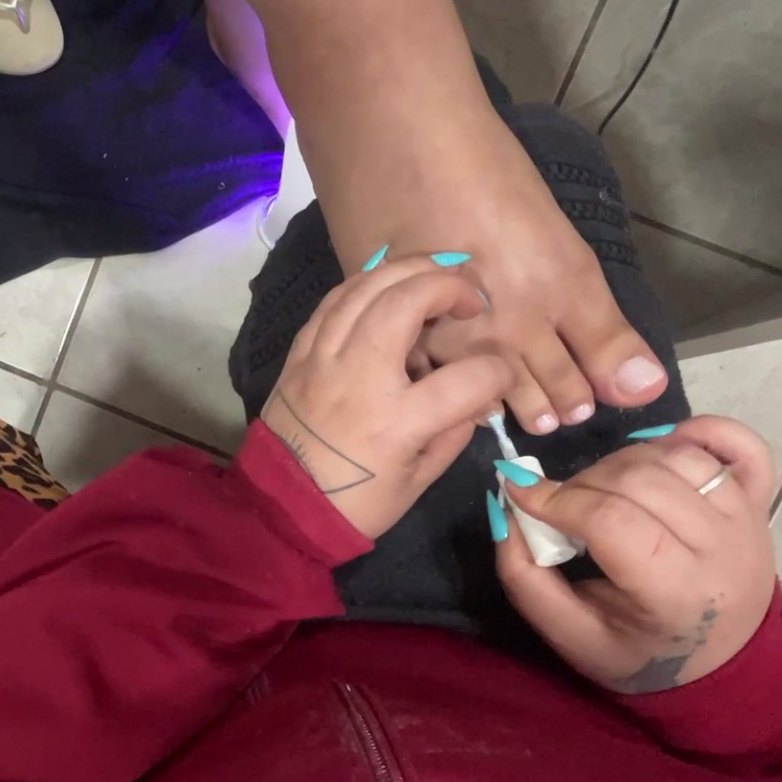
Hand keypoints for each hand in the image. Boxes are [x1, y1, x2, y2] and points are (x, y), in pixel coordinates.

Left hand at [262, 255, 514, 539]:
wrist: (282, 509)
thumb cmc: (355, 503)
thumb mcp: (418, 480)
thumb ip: (456, 430)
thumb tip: (479, 394)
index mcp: (396, 422)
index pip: (469, 376)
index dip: (497, 371)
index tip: (498, 373)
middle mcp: (358, 379)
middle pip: (407, 300)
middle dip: (447, 284)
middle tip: (467, 295)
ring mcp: (322, 362)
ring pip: (363, 288)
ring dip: (403, 272)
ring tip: (429, 278)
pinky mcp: (297, 359)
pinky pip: (330, 305)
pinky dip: (360, 289)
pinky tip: (381, 292)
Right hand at [387, 116, 667, 434]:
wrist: (407, 151)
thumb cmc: (491, 178)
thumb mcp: (565, 246)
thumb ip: (602, 327)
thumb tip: (643, 391)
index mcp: (558, 298)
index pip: (583, 380)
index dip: (584, 395)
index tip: (583, 406)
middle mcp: (506, 331)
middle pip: (534, 395)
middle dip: (548, 410)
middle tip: (551, 421)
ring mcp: (452, 339)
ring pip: (483, 396)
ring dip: (501, 405)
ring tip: (508, 412)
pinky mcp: (404, 336)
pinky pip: (433, 385)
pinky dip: (446, 389)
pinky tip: (450, 390)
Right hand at [493, 417, 777, 692]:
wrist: (716, 667)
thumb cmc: (631, 652)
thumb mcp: (563, 631)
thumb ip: (523, 574)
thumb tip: (505, 507)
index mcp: (675, 593)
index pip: (612, 520)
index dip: (558, 500)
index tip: (520, 493)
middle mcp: (724, 550)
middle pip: (642, 480)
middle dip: (582, 482)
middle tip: (560, 505)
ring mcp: (748, 520)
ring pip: (677, 456)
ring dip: (622, 459)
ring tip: (600, 487)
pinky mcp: (760, 502)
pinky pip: (737, 442)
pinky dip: (694, 431)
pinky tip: (657, 446)